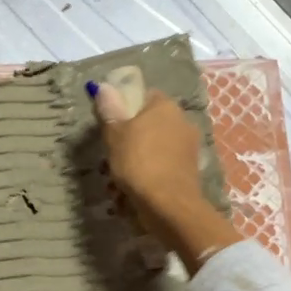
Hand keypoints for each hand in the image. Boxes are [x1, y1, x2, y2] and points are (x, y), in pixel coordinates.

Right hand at [92, 85, 240, 269]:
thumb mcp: (115, 134)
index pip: (143, 96)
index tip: (109, 127)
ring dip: (131, 163)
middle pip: (146, 125)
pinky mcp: (187, 171)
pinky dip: (145, 177)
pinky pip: (159, 168)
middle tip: (107, 159)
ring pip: (151, 149)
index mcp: (165, 107)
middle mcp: (181, 122)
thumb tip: (103, 86)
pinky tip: (129, 194)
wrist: (168, 204)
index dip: (123, 109)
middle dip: (125, 142)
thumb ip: (109, 109)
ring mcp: (187, 148)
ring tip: (113, 183)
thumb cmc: (138, 163)